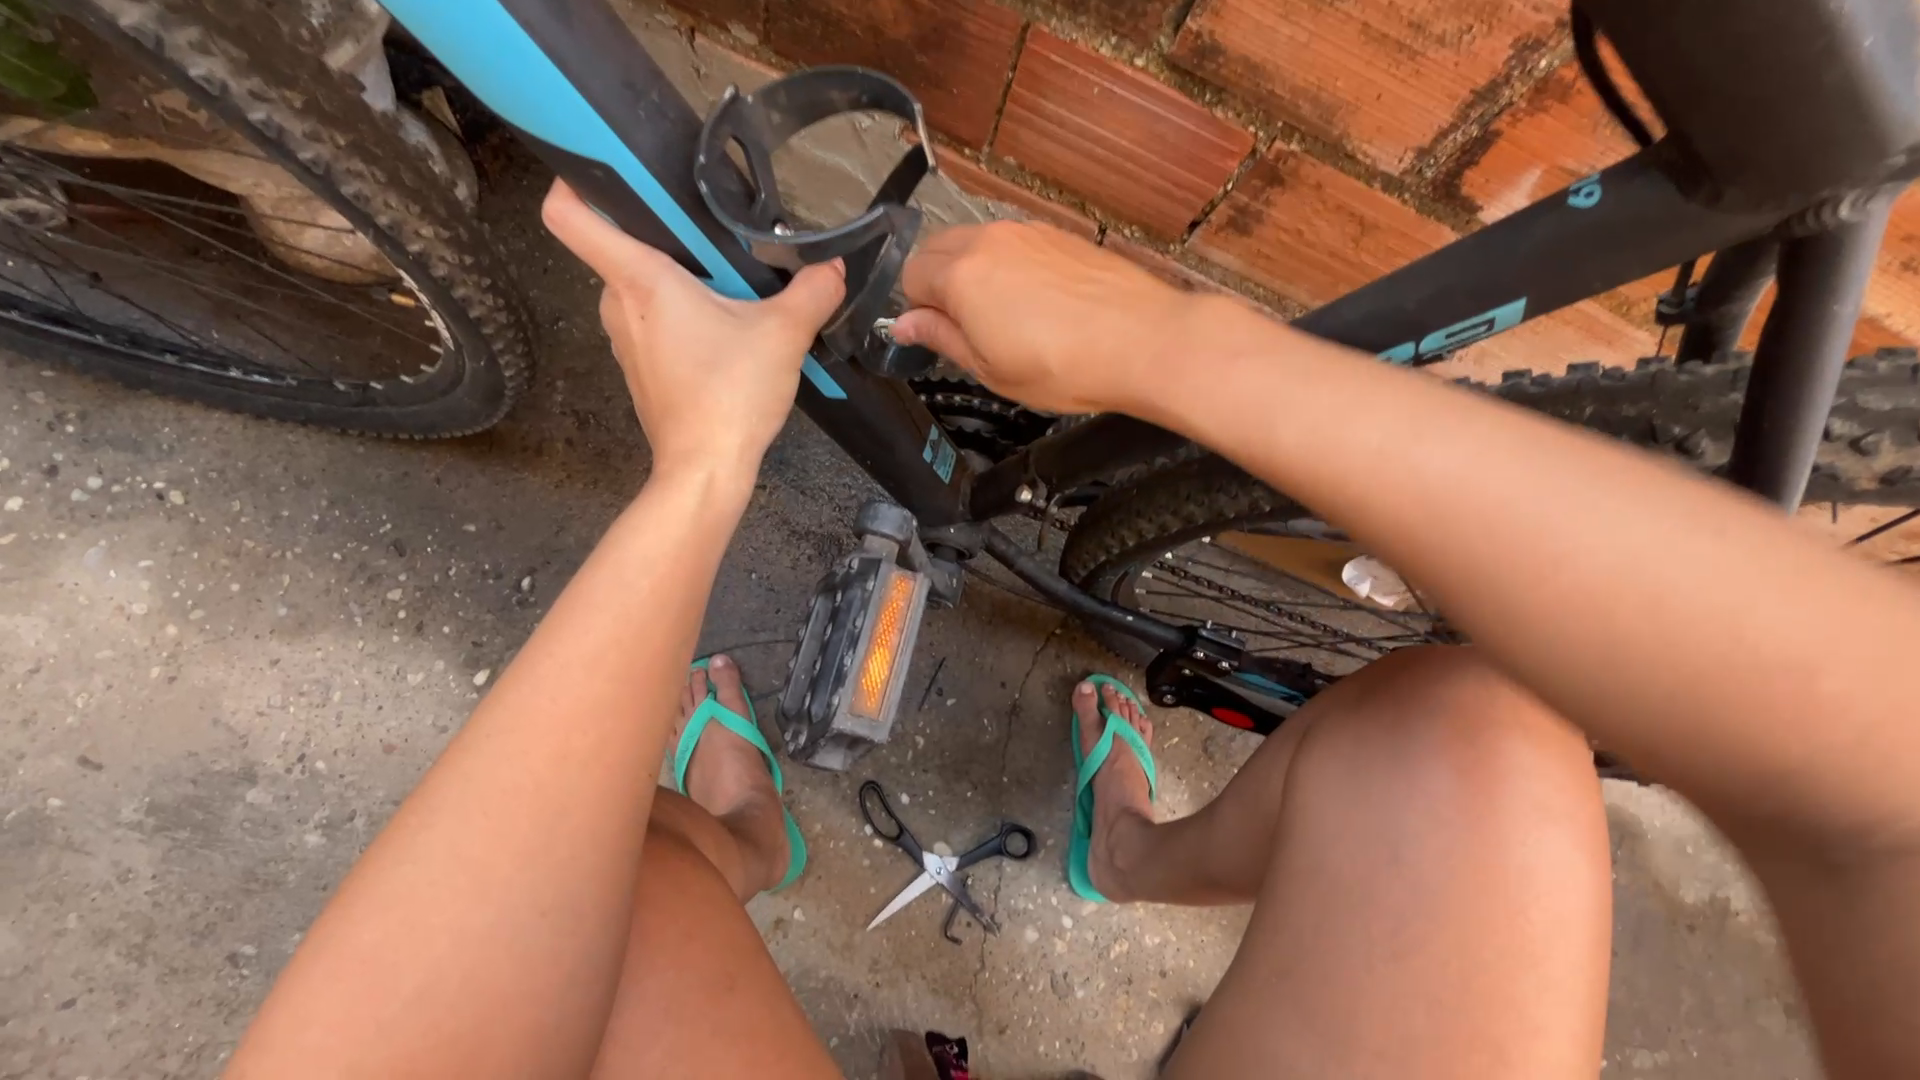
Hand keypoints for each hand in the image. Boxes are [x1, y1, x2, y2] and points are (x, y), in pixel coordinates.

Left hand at [541, 181, 844, 484]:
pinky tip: (726, 338)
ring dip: (684, 284)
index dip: (579, 179)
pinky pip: (654, 322)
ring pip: (644, 287)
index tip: (616, 172)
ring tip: (735, 296)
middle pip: (625, 246)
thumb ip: (812, 292)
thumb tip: (833, 267)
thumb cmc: (730, 395)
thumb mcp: (783, 335)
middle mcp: (617, 303)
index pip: (569, 212)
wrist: (706, 468)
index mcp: (639, 279)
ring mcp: (624, 339)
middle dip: (673, 241)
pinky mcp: (640, 367)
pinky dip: (683, 319)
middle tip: (724, 248)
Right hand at [890, 222, 1200, 414]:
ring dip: (971, 273)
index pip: (909, 277)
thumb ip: (940, 338)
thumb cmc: (1063, 366)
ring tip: (1002, 318)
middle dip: (936, 284)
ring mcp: (1026, 231)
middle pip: (936, 249)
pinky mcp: (1057, 234)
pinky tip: (1033, 303)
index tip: (937, 336)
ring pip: (974, 242)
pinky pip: (1011, 243)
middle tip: (964, 329)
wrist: (1142, 341)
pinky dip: (1004, 265)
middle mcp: (988, 240)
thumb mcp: (989, 368)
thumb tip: (904, 325)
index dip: (916, 311)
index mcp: (961, 275)